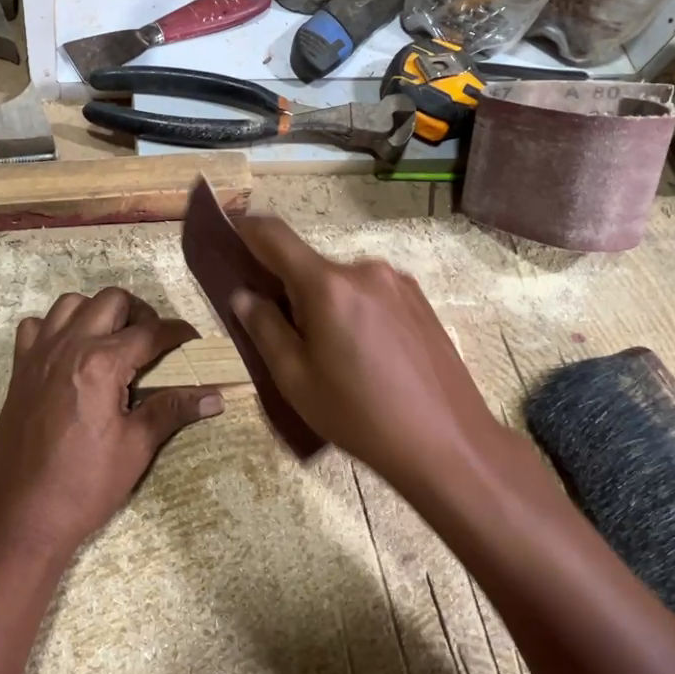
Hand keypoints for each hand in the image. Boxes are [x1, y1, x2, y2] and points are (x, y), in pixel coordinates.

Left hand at [0, 288, 224, 559]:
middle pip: (111, 300)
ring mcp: (38, 355)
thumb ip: (173, 410)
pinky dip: (55, 328)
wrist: (19, 516)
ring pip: (71, 303)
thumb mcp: (135, 448)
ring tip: (113, 343)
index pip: (151, 332)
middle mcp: (68, 346)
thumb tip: (215, 395)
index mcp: (101, 363)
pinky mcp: (19, 370)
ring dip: (97, 313)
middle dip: (139, 313)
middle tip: (154, 344)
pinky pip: (36, 327)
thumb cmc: (83, 486)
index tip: (194, 342)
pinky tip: (69, 354)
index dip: (178, 333)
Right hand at [228, 217, 502, 485]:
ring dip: (322, 304)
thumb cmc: (359, 415)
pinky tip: (363, 358)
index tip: (227, 241)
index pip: (273, 235)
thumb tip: (244, 296)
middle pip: (308, 265)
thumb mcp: (295, 379)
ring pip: (340, 282)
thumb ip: (264, 328)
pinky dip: (351, 312)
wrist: (448, 442)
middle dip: (286, 288)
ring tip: (327, 356)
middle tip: (279, 333)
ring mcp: (398, 283)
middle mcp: (364, 269)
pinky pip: (369, 294)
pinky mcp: (419, 301)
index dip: (244, 231)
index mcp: (327, 285)